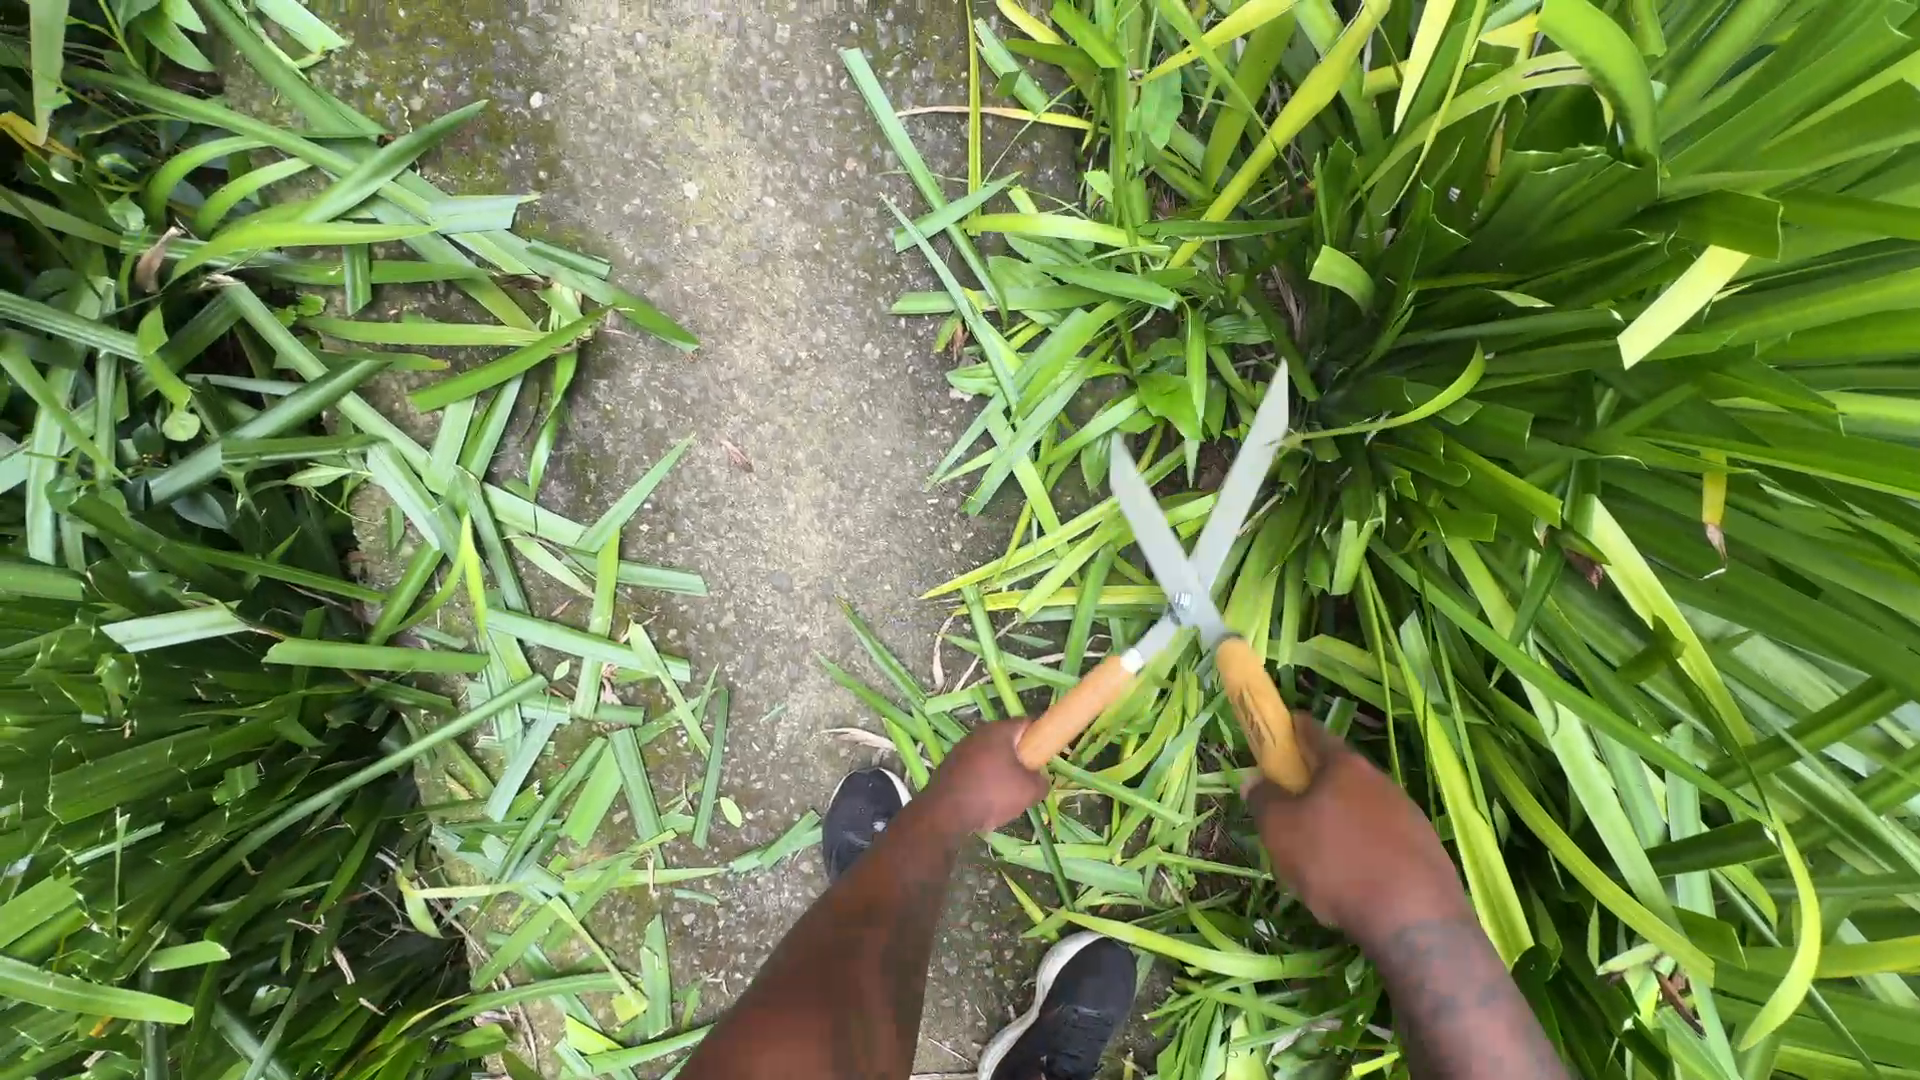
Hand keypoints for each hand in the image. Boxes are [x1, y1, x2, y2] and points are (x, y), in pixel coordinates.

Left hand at [918, 718, 1049, 835]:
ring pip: (991, 757)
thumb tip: (1040, 779)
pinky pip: (975, 770)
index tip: (1044, 758)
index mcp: (999, 730)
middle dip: (1020, 759)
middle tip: (1027, 780)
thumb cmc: (991, 793)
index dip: (1040, 738)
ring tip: (1005, 796)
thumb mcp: (1029, 791)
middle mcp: (978, 733)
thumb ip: (1042, 782)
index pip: (1027, 724)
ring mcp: (961, 748)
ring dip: (1001, 773)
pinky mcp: (950, 765)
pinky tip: (984, 802)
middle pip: (1008, 741)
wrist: (944, 812)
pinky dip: (983, 782)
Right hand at [1244, 711, 1470, 945]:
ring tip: (1318, 854)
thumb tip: (1255, 780)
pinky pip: (1383, 839)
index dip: (1290, 729)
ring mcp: (1409, 815)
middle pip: (1339, 771)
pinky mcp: (1427, 850)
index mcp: (1344, 765)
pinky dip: (1363, 848)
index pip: (1312, 731)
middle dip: (1312, 783)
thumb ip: (1263, 798)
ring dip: (1339, 819)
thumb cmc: (1335, 863)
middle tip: (1288, 806)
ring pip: (1362, 807)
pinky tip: (1352, 879)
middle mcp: (1380, 780)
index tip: (1274, 736)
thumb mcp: (1279, 830)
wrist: (1416, 922)